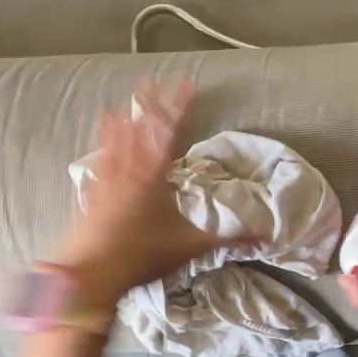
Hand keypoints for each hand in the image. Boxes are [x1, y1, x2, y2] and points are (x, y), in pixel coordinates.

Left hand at [58, 81, 218, 305]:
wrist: (90, 274)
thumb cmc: (142, 256)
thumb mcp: (191, 247)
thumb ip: (229, 240)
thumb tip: (267, 236)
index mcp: (154, 175)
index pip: (170, 132)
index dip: (180, 106)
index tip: (188, 83)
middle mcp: (128, 170)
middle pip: (138, 129)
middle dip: (148, 105)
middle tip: (151, 81)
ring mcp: (106, 180)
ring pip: (114, 142)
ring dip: (122, 122)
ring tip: (122, 105)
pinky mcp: (90, 195)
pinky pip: (98, 164)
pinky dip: (102, 149)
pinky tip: (100, 147)